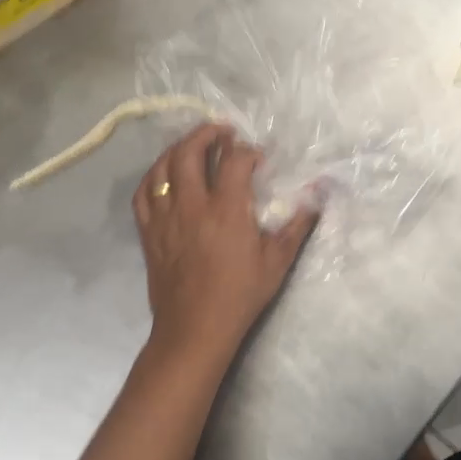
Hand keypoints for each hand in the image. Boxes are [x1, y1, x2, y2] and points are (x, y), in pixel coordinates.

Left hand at [132, 124, 320, 361]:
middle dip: (206, 134)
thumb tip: (317, 198)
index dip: (248, 150)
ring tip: (193, 144)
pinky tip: (165, 175)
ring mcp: (165, 218)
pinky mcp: (148, 232)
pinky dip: (153, 176)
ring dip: (177, 149)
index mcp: (226, 210)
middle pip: (189, 153)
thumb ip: (297, 224)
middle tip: (222, 130)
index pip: (234, 161)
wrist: (195, 328)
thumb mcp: (278, 261)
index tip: (259, 156)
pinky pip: (143, 193)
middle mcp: (192, 206)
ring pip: (161, 168)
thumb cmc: (240, 294)